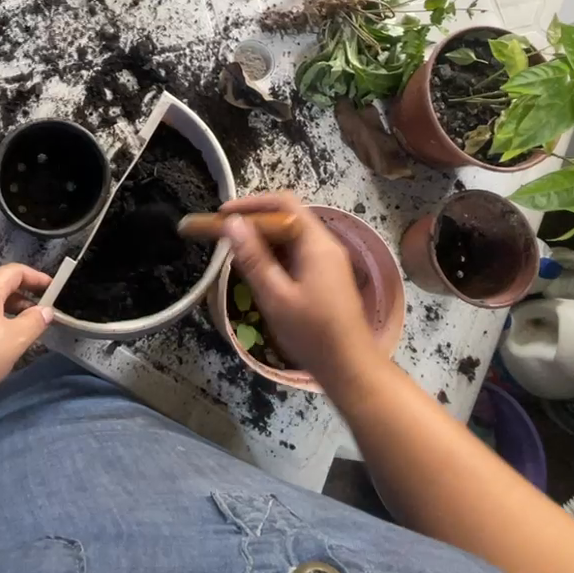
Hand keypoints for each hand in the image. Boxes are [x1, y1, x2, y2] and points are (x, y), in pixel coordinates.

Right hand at [220, 193, 382, 382]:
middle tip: (225, 235)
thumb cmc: (313, 334)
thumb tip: (231, 223)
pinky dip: (274, 255)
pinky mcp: (325, 276)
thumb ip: (253, 257)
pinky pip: (295, 253)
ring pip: (290, 236)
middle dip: (253, 222)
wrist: (350, 369)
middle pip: (286, 217)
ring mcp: (327, 261)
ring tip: (235, 253)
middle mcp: (325, 245)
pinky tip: (257, 271)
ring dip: (262, 240)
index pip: (283, 203)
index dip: (251, 203)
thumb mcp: (275, 296)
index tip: (223, 215)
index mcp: (316, 243)